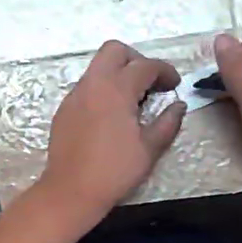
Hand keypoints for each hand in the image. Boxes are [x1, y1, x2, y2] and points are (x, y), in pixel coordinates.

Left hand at [33, 40, 185, 223]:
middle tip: (149, 82)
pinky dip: (101, 90)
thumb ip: (167, 122)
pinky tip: (110, 114)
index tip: (174, 84)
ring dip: (116, 74)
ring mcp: (74, 96)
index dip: (165, 71)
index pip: (145, 65)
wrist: (70, 191)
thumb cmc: (114, 171)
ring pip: (96, 68)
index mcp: (115, 90)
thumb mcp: (149, 149)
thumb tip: (178, 105)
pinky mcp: (63, 110)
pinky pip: (85, 87)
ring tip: (132, 99)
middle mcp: (92, 85)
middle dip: (135, 59)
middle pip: (114, 50)